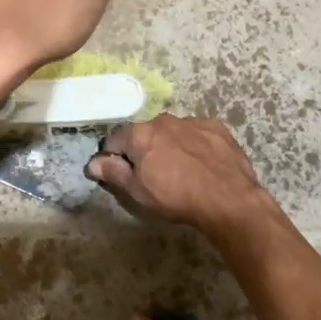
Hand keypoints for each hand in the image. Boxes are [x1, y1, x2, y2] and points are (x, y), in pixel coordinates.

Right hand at [86, 114, 283, 235]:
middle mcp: (162, 120)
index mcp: (139, 134)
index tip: (122, 173)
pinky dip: (196, 145)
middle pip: (145, 134)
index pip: (115, 139)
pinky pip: (198, 133)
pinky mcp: (216, 127)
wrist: (228, 199)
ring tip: (183, 171)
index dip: (114, 156)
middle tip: (155, 176)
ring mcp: (191, 121)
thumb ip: (113, 172)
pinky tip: (204, 164)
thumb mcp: (138, 192)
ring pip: (173, 132)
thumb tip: (92, 162)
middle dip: (145, 150)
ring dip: (171, 146)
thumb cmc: (176, 197)